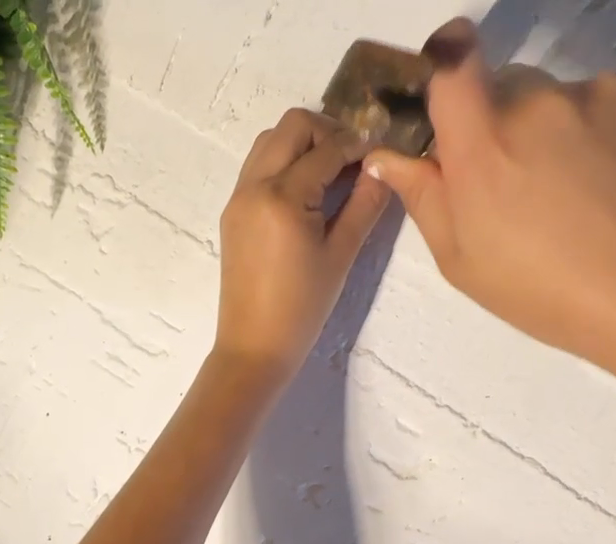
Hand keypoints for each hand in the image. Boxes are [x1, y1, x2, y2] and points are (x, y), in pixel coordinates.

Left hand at [214, 108, 393, 375]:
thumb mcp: (342, 254)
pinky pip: (257, 167)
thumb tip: (383, 164)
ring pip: (269, 141)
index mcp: (282, 197)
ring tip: (330, 175)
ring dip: (302, 144)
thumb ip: (365, 202)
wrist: (254, 346)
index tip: (382, 154)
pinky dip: (283, 163)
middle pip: (292, 126)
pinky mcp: (231, 214)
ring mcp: (237, 199)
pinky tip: (307, 191)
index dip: (360, 145)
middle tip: (353, 160)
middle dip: (327, 132)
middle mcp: (253, 188)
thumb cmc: (302, 307)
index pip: (328, 148)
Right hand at [365, 19, 615, 379]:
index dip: (446, 59)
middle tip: (532, 188)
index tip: (451, 82)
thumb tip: (391, 156)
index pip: (452, 62)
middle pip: (513, 88)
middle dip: (510, 125)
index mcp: (484, 144)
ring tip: (599, 199)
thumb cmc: (554, 295)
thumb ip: (426, 199)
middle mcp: (546, 100)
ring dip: (573, 135)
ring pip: (576, 100)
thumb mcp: (466, 265)